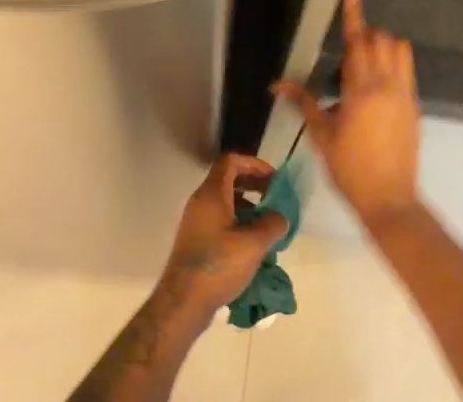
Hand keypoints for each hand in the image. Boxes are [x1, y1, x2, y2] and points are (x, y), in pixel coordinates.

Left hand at [155, 154, 289, 317]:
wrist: (183, 300)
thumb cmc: (219, 265)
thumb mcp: (254, 244)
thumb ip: (272, 225)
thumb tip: (279, 218)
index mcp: (212, 194)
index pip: (231, 161)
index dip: (254, 164)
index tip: (274, 179)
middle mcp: (200, 202)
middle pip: (228, 179)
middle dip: (253, 184)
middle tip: (274, 198)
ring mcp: (196, 221)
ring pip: (224, 202)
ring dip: (247, 206)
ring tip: (267, 223)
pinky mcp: (196, 240)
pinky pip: (219, 220)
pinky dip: (238, 222)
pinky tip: (252, 244)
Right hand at [275, 0, 420, 229]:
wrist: (390, 200)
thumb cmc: (349, 169)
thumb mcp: (321, 135)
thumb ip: (304, 103)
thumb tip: (278, 84)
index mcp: (361, 90)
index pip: (359, 41)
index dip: (355, 14)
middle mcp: (388, 85)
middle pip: (382, 40)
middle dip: (366, 33)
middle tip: (347, 49)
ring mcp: (405, 95)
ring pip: (400, 51)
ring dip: (383, 45)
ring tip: (364, 62)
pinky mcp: (414, 107)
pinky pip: (407, 70)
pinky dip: (394, 63)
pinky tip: (376, 85)